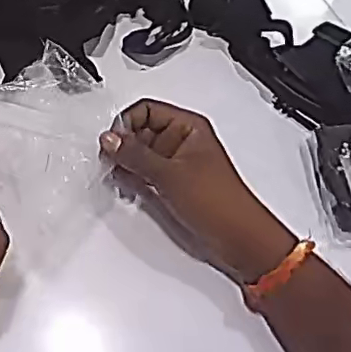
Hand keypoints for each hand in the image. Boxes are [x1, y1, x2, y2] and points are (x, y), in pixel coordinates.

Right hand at [101, 100, 298, 283]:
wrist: (241, 241)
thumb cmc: (219, 202)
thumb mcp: (169, 174)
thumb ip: (134, 154)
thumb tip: (108, 139)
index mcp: (187, 126)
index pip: (145, 110)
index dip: (126, 123)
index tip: (113, 143)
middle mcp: (181, 140)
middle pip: (139, 130)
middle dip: (123, 146)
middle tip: (112, 162)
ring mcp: (175, 162)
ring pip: (139, 152)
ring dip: (126, 164)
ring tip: (121, 179)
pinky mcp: (171, 182)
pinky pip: (143, 171)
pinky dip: (132, 178)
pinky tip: (129, 189)